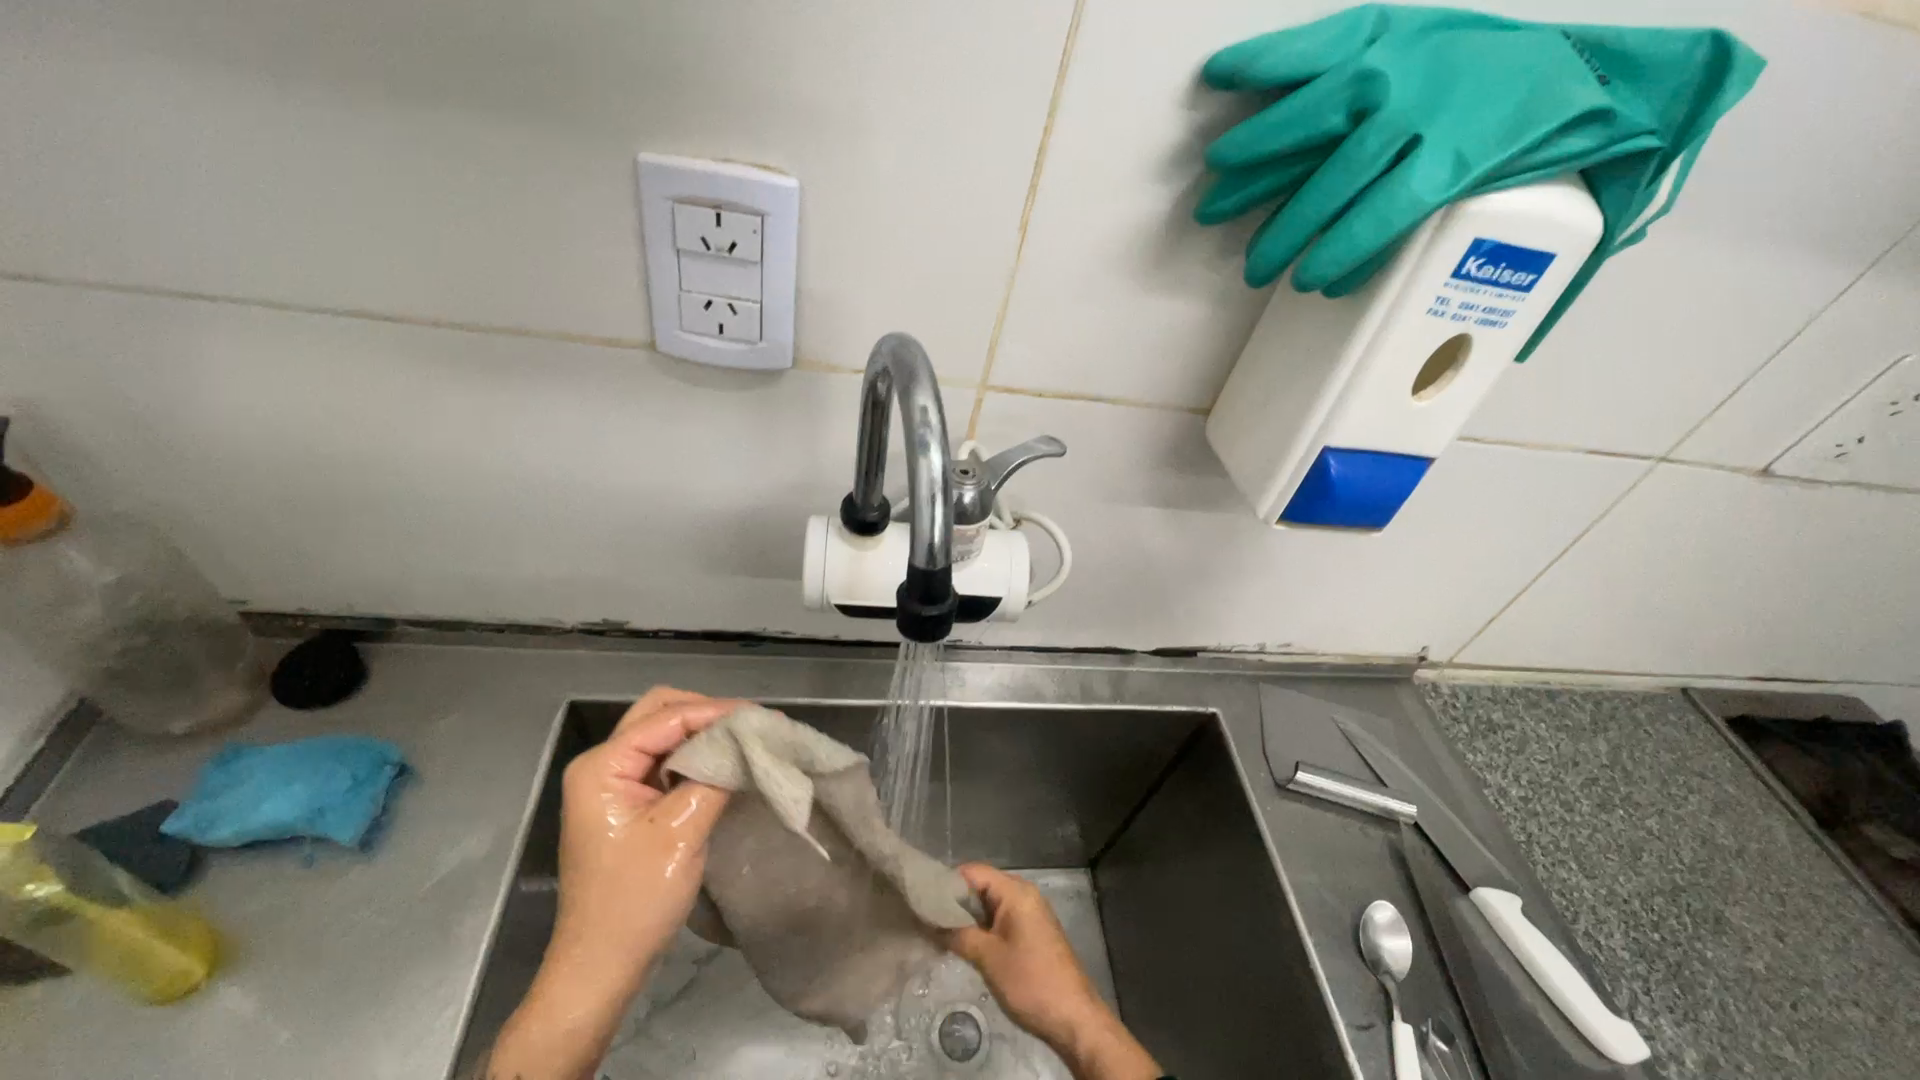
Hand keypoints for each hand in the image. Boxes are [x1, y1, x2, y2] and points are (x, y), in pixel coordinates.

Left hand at [485, 687, 739, 1079]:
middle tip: (752, 727)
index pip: (666, 717)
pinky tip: (726, 766)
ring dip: (703, 735)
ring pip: (663, 737)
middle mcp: (602, 766)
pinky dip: (695, 758)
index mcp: (602, 767)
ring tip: (747, 742)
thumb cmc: (635, 902)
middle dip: (707, 714)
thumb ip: (713, 779)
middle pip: (659, 715)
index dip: (716, 711)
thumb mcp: (681, 835)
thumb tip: (748, 743)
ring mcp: (612, 786)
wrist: (601, 967)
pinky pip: (664, 763)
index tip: (763, 717)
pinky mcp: (627, 805)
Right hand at [944, 864, 1160, 1079]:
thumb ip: (956, 933)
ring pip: (988, 905)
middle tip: (924, 919)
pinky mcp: (1030, 933)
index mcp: (1016, 892)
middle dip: (953, 902)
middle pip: (980, 886)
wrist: (1073, 1017)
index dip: (946, 883)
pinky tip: (962, 945)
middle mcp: (1024, 895)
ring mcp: (1029, 914)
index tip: (920, 900)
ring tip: (937, 933)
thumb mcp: (987, 957)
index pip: (972, 872)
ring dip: (965, 918)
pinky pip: (999, 920)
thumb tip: (928, 921)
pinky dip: (980, 929)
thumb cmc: (1030, 981)